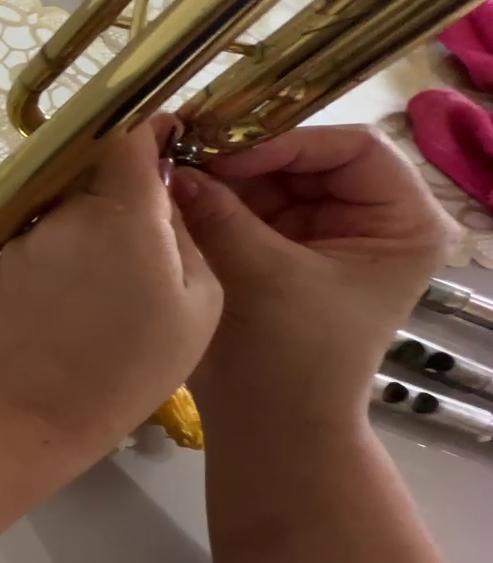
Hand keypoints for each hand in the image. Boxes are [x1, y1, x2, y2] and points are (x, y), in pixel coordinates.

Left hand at [0, 116, 221, 453]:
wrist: (34, 410)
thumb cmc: (131, 365)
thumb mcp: (198, 298)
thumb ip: (184, 232)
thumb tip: (163, 191)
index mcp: (120, 216)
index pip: (127, 141)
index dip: (150, 131)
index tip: (173, 135)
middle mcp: (63, 217)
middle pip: (97, 177)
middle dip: (128, 191)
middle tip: (157, 226)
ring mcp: (26, 241)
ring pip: (70, 210)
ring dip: (96, 226)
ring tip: (120, 272)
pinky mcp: (3, 265)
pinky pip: (46, 240)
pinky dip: (68, 251)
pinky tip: (82, 290)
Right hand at [171, 125, 454, 421]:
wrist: (265, 419)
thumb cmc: (290, 352)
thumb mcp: (263, 275)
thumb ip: (221, 215)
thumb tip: (168, 167)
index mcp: (398, 222)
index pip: (351, 149)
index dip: (284, 143)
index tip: (216, 156)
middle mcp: (360, 221)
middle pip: (301, 165)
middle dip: (240, 163)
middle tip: (177, 164)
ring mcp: (311, 238)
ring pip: (263, 187)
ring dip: (216, 186)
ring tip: (165, 186)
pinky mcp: (268, 256)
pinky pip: (238, 216)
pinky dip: (205, 209)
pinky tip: (168, 208)